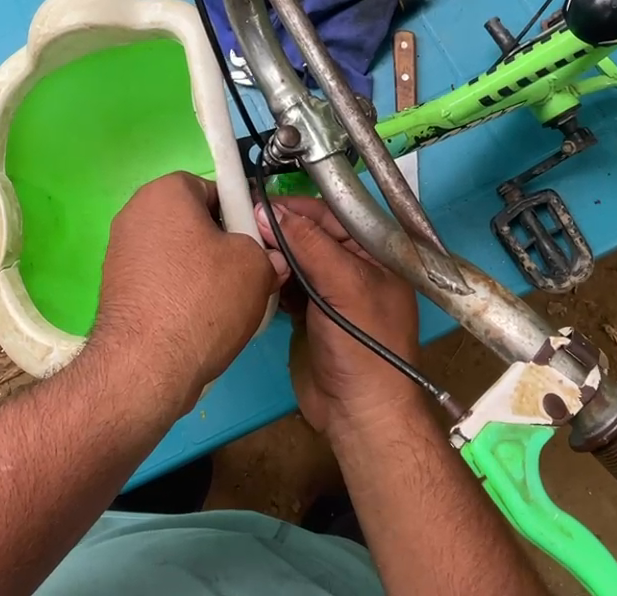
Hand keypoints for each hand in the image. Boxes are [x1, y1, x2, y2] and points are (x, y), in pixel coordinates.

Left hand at [86, 172, 278, 411]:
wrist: (145, 367)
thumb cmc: (202, 300)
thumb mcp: (256, 266)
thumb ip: (267, 251)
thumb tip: (268, 260)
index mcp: (165, 192)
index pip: (213, 187)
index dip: (239, 213)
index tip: (255, 240)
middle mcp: (135, 213)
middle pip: (193, 220)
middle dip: (221, 243)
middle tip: (246, 273)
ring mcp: (120, 252)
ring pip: (178, 253)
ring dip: (202, 271)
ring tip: (227, 303)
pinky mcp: (117, 288)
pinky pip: (161, 279)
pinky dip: (180, 293)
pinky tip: (201, 320)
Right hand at [257, 197, 423, 437]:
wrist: (358, 412)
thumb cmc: (364, 345)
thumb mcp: (344, 285)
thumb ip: (309, 245)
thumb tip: (269, 211)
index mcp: (375, 251)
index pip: (331, 215)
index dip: (295, 208)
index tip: (256, 203)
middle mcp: (353, 264)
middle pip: (309, 234)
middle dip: (279, 229)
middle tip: (241, 223)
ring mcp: (330, 289)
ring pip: (295, 257)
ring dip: (272, 254)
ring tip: (243, 246)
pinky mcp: (309, 310)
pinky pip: (286, 283)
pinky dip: (271, 278)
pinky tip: (254, 274)